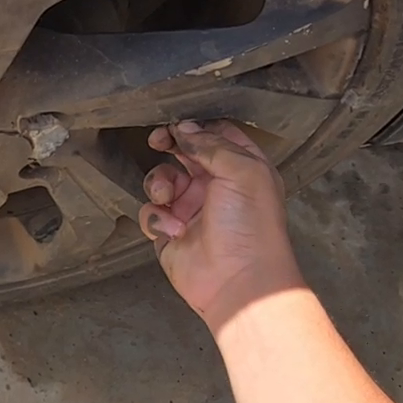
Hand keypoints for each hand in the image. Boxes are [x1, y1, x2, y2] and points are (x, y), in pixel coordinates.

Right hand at [138, 120, 303, 328]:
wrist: (237, 280)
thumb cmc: (250, 227)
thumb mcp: (241, 170)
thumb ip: (211, 144)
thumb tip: (184, 128)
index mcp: (241, 168)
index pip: (215, 134)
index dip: (195, 126)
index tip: (176, 123)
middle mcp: (216, 186)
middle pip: (184, 153)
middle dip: (168, 145)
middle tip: (157, 141)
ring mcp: (191, 209)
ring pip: (161, 181)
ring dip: (158, 182)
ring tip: (165, 195)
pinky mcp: (170, 232)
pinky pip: (151, 213)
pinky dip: (156, 217)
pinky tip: (172, 229)